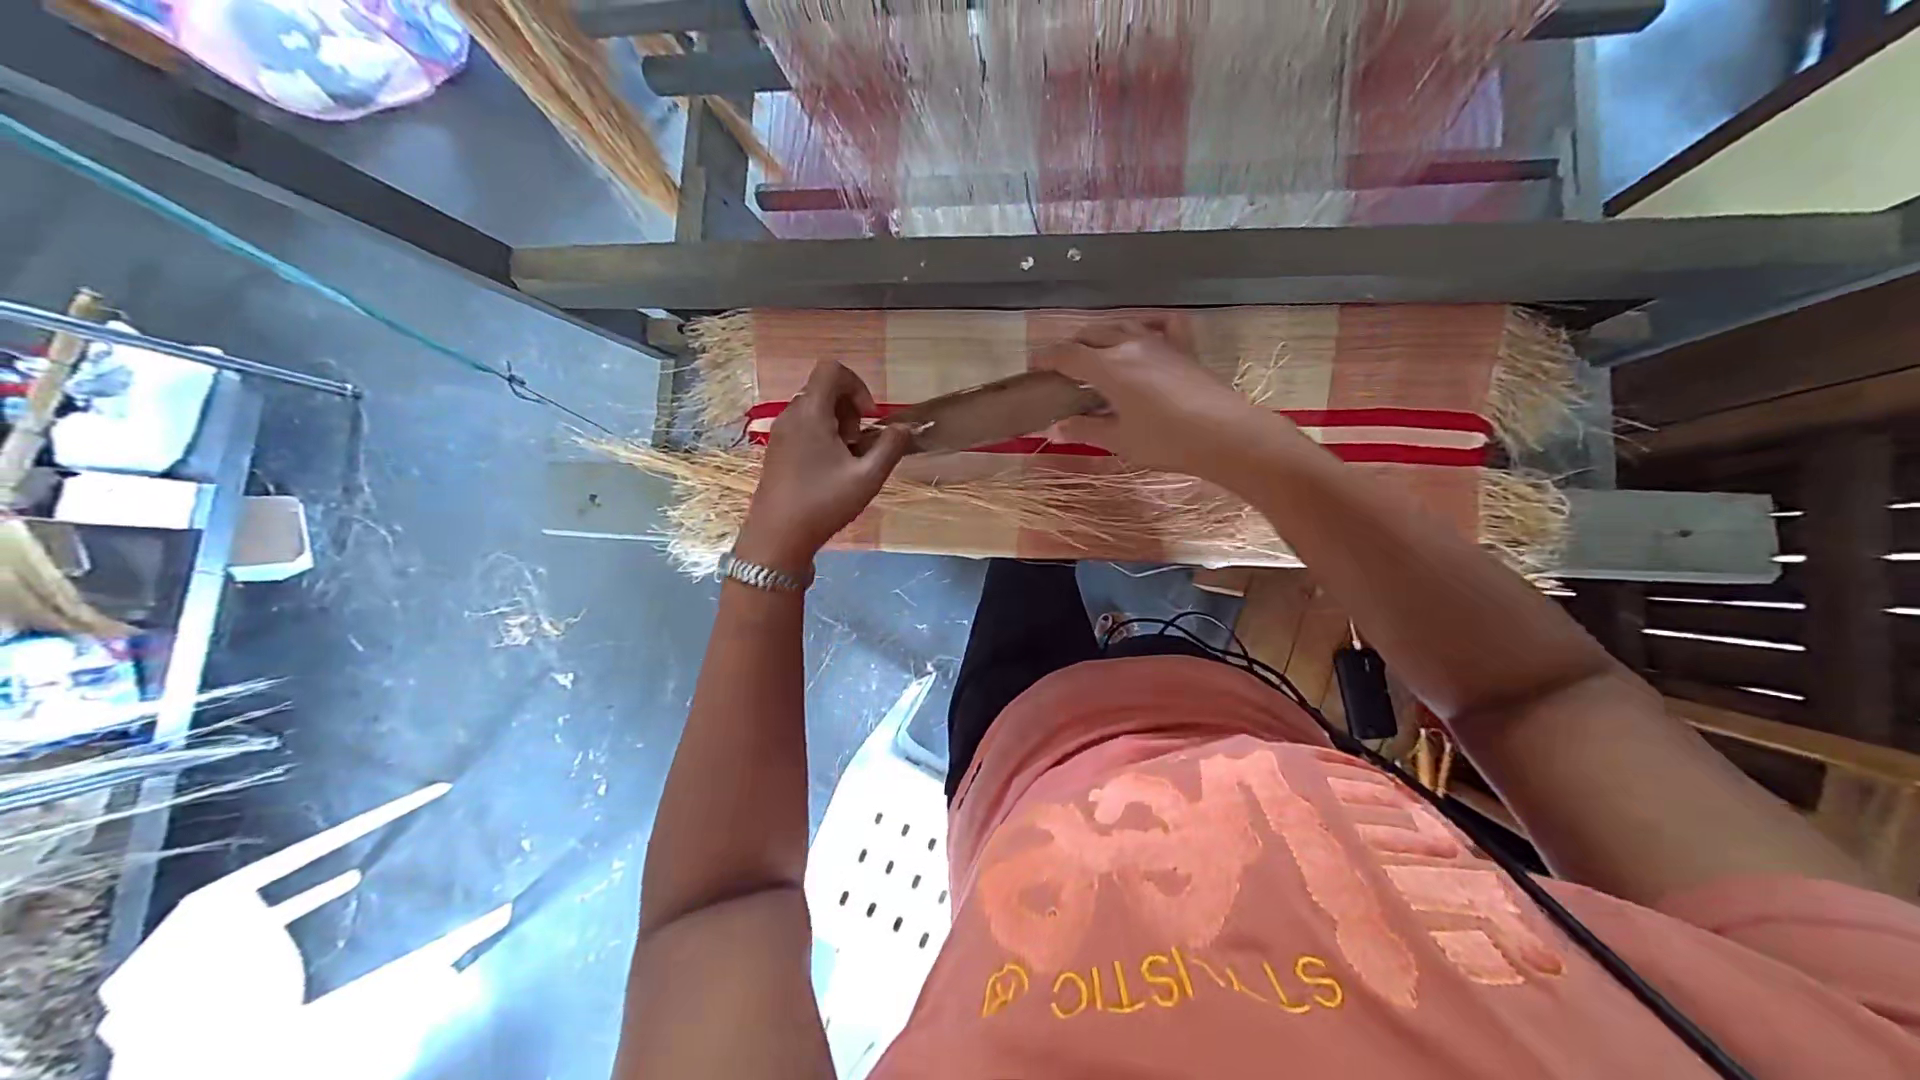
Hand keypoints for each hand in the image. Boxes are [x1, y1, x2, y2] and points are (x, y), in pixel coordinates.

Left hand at [735, 361, 910, 577]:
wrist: (777, 537)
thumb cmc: (823, 504)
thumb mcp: (867, 478)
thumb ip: (890, 447)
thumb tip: (904, 427)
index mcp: (810, 413)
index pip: (832, 369)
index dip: (857, 385)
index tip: (869, 418)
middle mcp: (791, 415)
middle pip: (824, 390)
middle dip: (850, 410)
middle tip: (858, 444)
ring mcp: (780, 433)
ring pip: (815, 409)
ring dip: (838, 425)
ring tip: (847, 460)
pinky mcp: (776, 450)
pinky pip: (804, 427)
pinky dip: (823, 437)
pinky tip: (830, 470)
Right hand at [1034, 317, 1280, 479]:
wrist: (1225, 435)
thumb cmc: (1166, 441)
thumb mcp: (1119, 440)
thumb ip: (1085, 429)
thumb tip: (1054, 428)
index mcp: (1109, 367)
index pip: (1067, 355)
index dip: (1046, 359)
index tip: (1034, 368)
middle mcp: (1130, 345)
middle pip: (1091, 335)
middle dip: (1071, 347)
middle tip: (1061, 367)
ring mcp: (1160, 342)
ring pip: (1122, 325)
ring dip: (1101, 334)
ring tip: (1093, 351)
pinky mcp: (1183, 348)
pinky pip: (1163, 323)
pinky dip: (1148, 322)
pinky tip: (1143, 331)